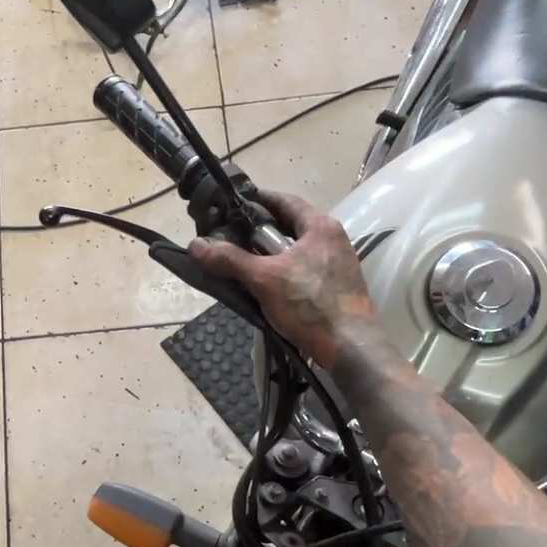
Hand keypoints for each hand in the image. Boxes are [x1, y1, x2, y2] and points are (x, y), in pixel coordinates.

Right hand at [189, 190, 379, 366]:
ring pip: (299, 250)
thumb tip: (196, 246)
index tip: (236, 204)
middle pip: (292, 226)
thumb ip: (230, 261)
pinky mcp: (339, 287)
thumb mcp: (264, 280)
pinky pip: (307, 270)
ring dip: (275, 255)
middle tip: (236, 237)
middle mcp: (334, 239)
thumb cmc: (309, 305)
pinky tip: (271, 288)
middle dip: (264, 231)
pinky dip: (287, 273)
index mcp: (321, 226)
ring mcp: (340, 264)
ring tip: (248, 264)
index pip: (286, 201)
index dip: (260, 200)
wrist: (350, 346)